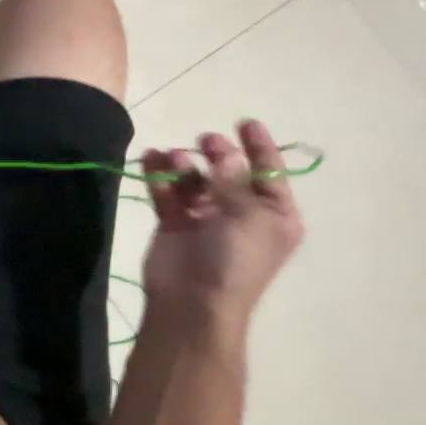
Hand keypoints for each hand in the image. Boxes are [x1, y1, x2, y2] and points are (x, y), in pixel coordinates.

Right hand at [140, 120, 304, 329]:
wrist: (194, 301)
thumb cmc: (235, 259)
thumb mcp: (248, 217)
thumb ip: (234, 181)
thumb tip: (225, 153)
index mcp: (274, 215)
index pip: (270, 173)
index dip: (259, 147)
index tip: (245, 122)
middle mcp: (242, 214)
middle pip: (229, 173)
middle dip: (218, 153)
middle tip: (204, 140)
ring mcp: (205, 218)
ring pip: (195, 180)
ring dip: (185, 164)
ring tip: (172, 156)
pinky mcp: (173, 223)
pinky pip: (167, 192)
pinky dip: (159, 176)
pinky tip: (151, 160)